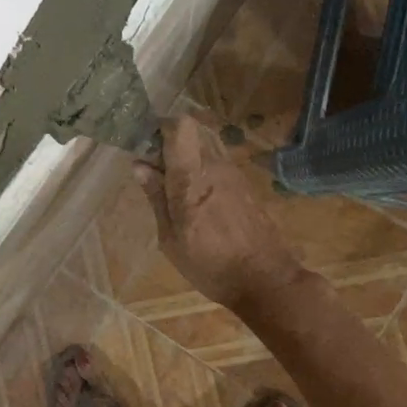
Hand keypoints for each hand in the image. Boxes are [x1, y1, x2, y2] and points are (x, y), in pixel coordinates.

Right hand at [134, 115, 302, 310]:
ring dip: (188, 156)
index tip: (146, 146)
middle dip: (171, 142)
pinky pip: (218, 162)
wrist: (266, 280)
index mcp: (190, 178)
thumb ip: (156, 197)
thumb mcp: (171, 239)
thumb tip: (140, 165)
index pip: (180, 126)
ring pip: (206, 144)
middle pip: (192, 130)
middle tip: (157, 171)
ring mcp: (234, 173)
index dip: (161, 127)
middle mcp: (214, 165)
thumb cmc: (210, 265)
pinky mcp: (246, 183)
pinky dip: (204, 170)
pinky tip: (200, 200)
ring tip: (177, 188)